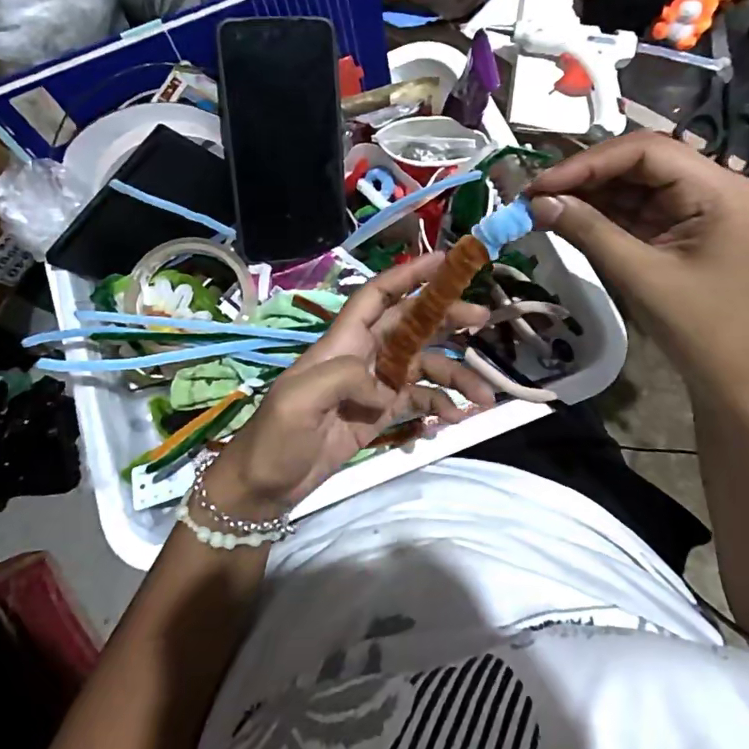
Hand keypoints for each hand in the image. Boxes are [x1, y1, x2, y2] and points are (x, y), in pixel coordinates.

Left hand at [205, 253, 494, 517]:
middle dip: (446, 319)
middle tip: (481, 320)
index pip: (377, 296)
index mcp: (342, 343)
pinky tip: (454, 419)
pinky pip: (419, 401)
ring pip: (423, 367)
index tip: (445, 262)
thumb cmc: (275, 437)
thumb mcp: (299, 400)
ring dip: (455, 377)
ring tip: (483, 397)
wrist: (264, 486)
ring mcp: (374, 387)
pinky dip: (440, 406)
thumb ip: (344, 378)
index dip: (408, 276)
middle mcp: (363, 357)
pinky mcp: (381, 416)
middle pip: (411, 326)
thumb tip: (385, 389)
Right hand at [527, 131, 748, 389]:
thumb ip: (589, 232)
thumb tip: (537, 203)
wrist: (739, 378)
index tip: (541, 183)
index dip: (588, 162)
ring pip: (632, 185)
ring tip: (542, 205)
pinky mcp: (679, 231)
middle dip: (585, 176)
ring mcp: (693, 209)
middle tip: (534, 194)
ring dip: (588, 194)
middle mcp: (708, 186)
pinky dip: (600, 214)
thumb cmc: (701, 326)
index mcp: (715, 188)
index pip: (644, 151)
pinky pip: (635, 210)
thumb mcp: (641, 275)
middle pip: (638, 162)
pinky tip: (567, 217)